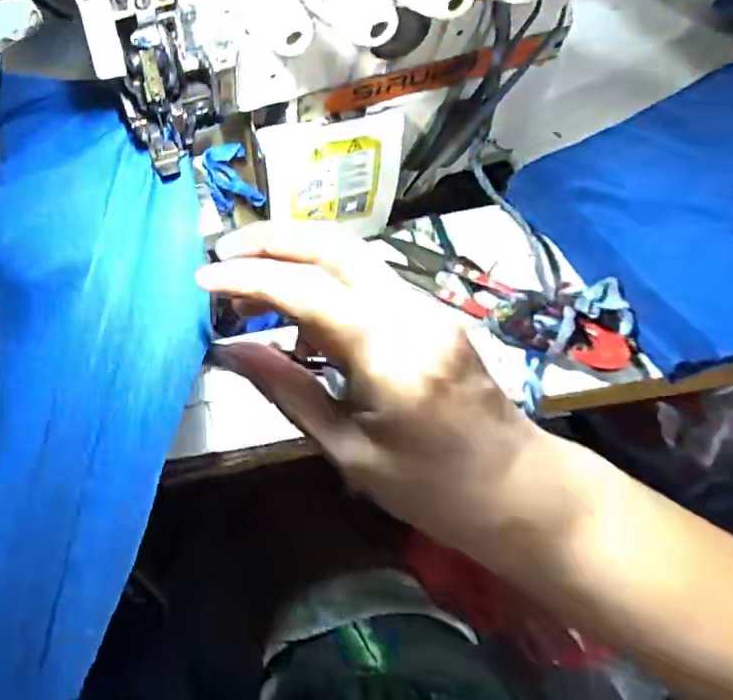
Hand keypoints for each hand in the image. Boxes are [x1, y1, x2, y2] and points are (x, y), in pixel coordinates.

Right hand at [199, 221, 559, 556]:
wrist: (531, 493)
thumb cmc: (438, 490)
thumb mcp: (349, 452)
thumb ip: (285, 389)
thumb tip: (226, 349)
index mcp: (394, 359)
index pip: (307, 292)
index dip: (247, 278)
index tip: (201, 281)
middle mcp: (413, 315)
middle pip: (332, 244)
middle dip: (267, 238)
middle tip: (219, 255)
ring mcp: (425, 304)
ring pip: (345, 250)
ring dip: (287, 252)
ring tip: (242, 283)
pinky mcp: (425, 306)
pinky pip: (358, 273)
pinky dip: (311, 273)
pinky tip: (288, 307)